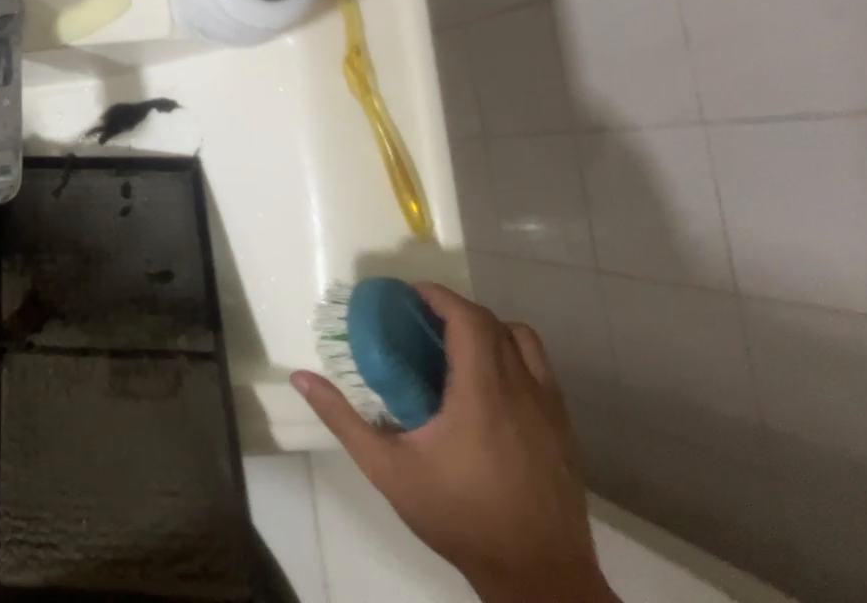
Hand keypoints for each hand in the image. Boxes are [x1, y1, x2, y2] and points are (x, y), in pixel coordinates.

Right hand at [291, 283, 616, 602]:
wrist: (536, 573)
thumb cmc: (457, 516)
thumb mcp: (386, 469)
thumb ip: (343, 419)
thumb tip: (301, 378)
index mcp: (482, 395)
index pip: (470, 321)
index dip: (440, 296)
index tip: (409, 293)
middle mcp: (524, 393)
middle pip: (498, 324)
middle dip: (458, 310)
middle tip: (419, 318)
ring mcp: (551, 412)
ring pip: (527, 344)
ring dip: (490, 331)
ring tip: (454, 347)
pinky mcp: (564, 432)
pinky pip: (541, 373)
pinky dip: (512, 359)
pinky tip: (483, 388)